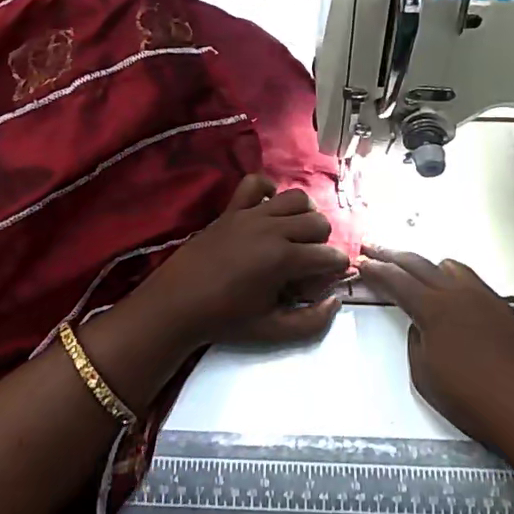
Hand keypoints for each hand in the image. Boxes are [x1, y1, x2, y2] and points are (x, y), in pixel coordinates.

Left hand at [127, 175, 351, 349]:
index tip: (322, 283)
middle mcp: (272, 229)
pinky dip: (268, 191)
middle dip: (322, 243)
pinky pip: (256, 183)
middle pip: (318, 222)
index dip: (335, 270)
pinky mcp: (232, 209)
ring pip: (296, 198)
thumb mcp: (272, 331)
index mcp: (284, 259)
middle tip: (307, 264)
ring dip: (304, 215)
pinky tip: (268, 210)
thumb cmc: (225, 319)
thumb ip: (312, 321)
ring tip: (295, 236)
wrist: (177, 303)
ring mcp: (251, 214)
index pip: (330, 256)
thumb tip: (335, 301)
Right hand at [357, 247, 513, 462]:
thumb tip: (419, 327)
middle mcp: (459, 293)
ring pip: (449, 266)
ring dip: (425, 264)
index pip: (396, 279)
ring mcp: (485, 297)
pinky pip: (471, 280)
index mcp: (434, 308)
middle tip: (374, 250)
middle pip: (418, 263)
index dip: (375, 270)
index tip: (362, 264)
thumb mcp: (425, 376)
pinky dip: (451, 277)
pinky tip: (450, 291)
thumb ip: (415, 341)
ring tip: (411, 268)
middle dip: (392, 256)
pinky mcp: (505, 308)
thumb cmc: (476, 402)